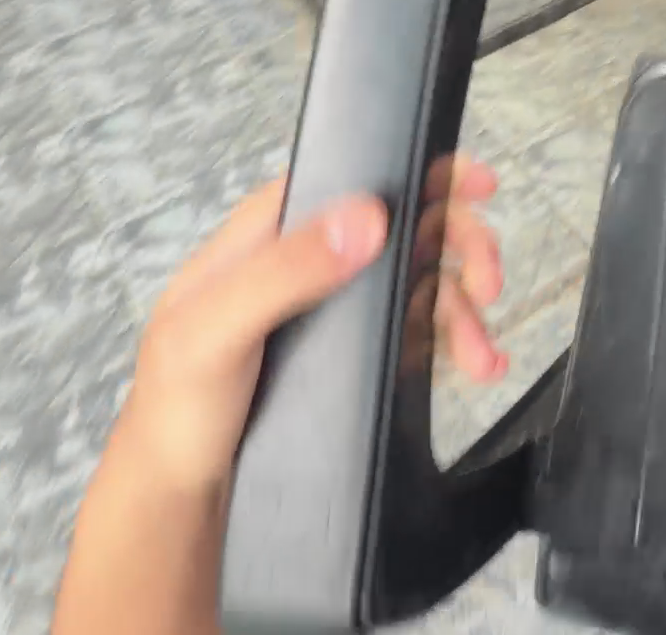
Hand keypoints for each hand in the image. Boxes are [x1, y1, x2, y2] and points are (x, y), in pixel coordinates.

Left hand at [114, 159, 504, 495]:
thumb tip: (366, 219)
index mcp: (277, 229)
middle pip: (415, 223)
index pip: (362, 177)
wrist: (188, 492)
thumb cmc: (177, 407)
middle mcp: (319, 252)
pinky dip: (460, 337)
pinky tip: (475, 361)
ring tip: (481, 352)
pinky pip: (427, 320)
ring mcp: (345, 294)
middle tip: (488, 284)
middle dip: (464, 249)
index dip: (427, 173)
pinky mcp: (364, 336)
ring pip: (429, 275)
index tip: (478, 186)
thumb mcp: (212, 334)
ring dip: (467, 308)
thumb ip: (282, 272)